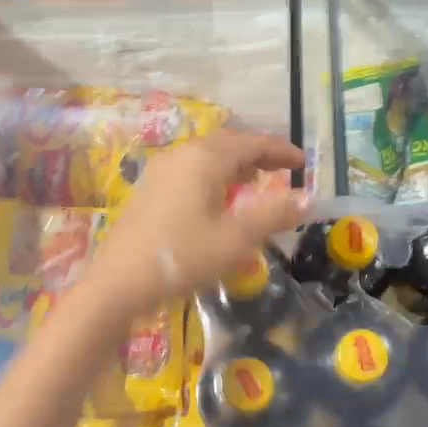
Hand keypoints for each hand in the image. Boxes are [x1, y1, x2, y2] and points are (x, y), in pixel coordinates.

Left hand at [80, 131, 307, 319]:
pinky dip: (214, 176)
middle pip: (227, 144)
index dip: (280, 150)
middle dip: (257, 154)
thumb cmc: (182, 257)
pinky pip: (190, 170)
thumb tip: (309, 198)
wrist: (118, 283)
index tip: (303, 162)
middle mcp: (182, 155)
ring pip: (206, 156)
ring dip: (235, 165)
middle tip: (282, 170)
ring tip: (255, 184)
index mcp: (205, 159)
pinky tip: (219, 201)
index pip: (251, 143)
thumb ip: (274, 215)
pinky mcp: (149, 189)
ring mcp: (161, 171)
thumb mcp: (235, 239)